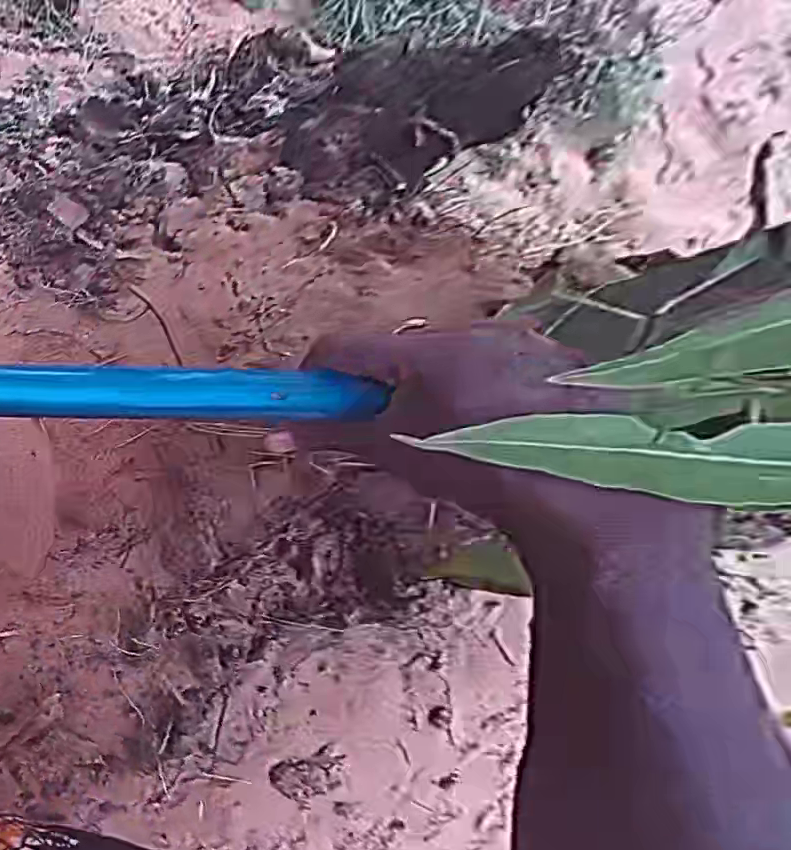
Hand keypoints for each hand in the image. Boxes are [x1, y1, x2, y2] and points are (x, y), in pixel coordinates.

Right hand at [291, 322, 717, 565]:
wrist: (590, 499)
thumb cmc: (472, 467)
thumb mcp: (389, 450)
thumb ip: (329, 435)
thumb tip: (274, 436)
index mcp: (428, 351)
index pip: (340, 346)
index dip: (313, 375)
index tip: (310, 405)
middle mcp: (476, 334)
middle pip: (393, 351)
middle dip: (370, 386)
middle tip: (373, 427)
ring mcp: (524, 345)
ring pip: (442, 359)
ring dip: (418, 390)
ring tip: (434, 435)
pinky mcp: (561, 364)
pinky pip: (490, 367)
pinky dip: (468, 392)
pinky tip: (483, 432)